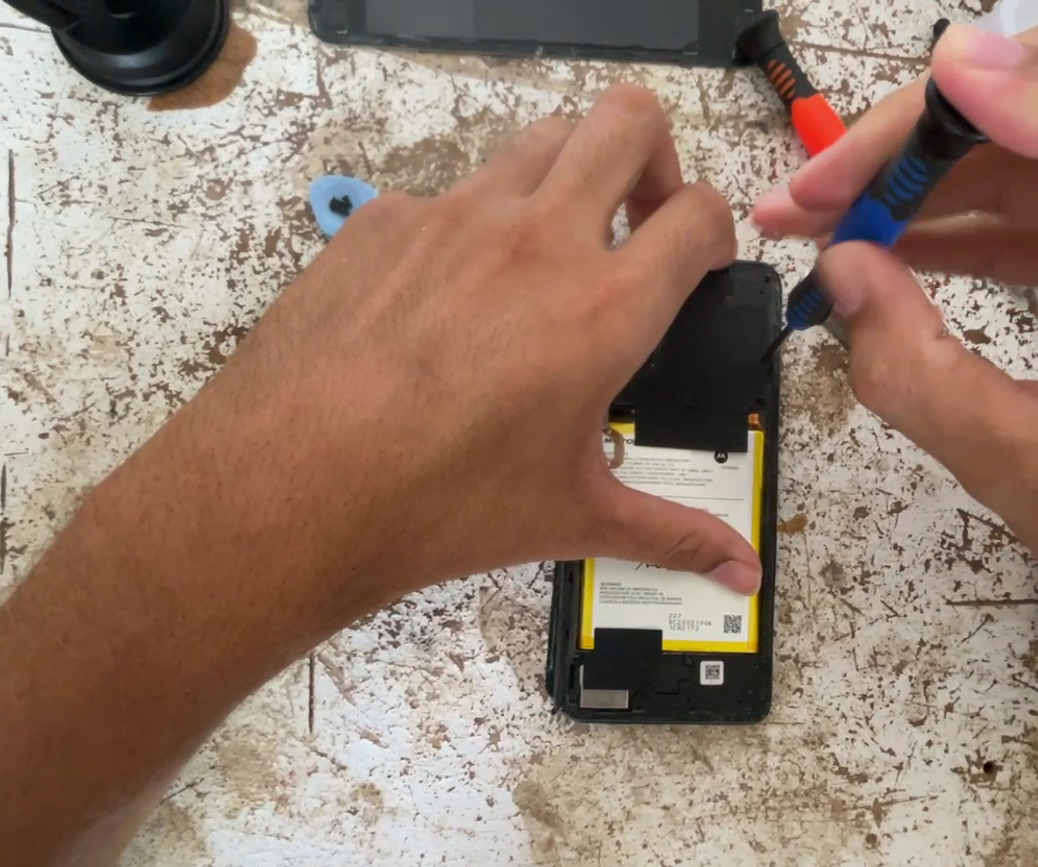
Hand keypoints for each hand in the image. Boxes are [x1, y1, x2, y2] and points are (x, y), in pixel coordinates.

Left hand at [84, 84, 758, 670]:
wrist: (295, 489)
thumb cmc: (443, 505)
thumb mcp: (576, 518)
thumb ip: (675, 534)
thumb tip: (742, 573)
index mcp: (603, 309)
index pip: (700, 215)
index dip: (714, 234)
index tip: (699, 268)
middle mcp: (536, 239)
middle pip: (629, 121)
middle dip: (654, 160)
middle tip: (638, 228)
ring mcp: (452, 218)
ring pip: (539, 140)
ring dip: (567, 177)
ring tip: (550, 258)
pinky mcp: (381, 224)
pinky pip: (446, 194)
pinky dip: (472, 226)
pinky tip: (449, 303)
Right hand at [752, 1, 1037, 635]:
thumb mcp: (1016, 469)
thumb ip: (916, 372)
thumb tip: (836, 264)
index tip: (957, 101)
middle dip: (961, 118)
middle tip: (830, 181)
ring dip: (927, 159)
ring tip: (817, 210)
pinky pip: (1035, 182)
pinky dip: (944, 204)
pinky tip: (866, 235)